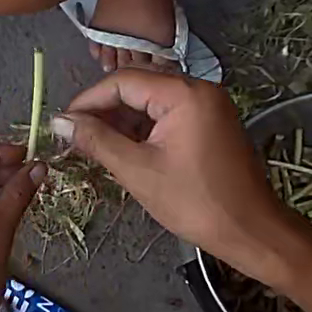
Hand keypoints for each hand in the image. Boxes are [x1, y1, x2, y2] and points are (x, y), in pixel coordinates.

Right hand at [49, 71, 302, 281]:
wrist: (250, 231)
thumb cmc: (194, 203)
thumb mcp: (138, 171)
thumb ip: (97, 140)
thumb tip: (60, 122)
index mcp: (185, 93)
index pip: (123, 81)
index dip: (88, 100)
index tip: (63, 124)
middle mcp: (199, 89)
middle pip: (138, 87)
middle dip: (104, 111)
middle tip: (75, 138)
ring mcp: (208, 106)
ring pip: (152, 103)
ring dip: (122, 122)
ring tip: (95, 148)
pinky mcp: (211, 123)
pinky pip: (169, 116)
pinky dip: (144, 131)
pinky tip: (124, 151)